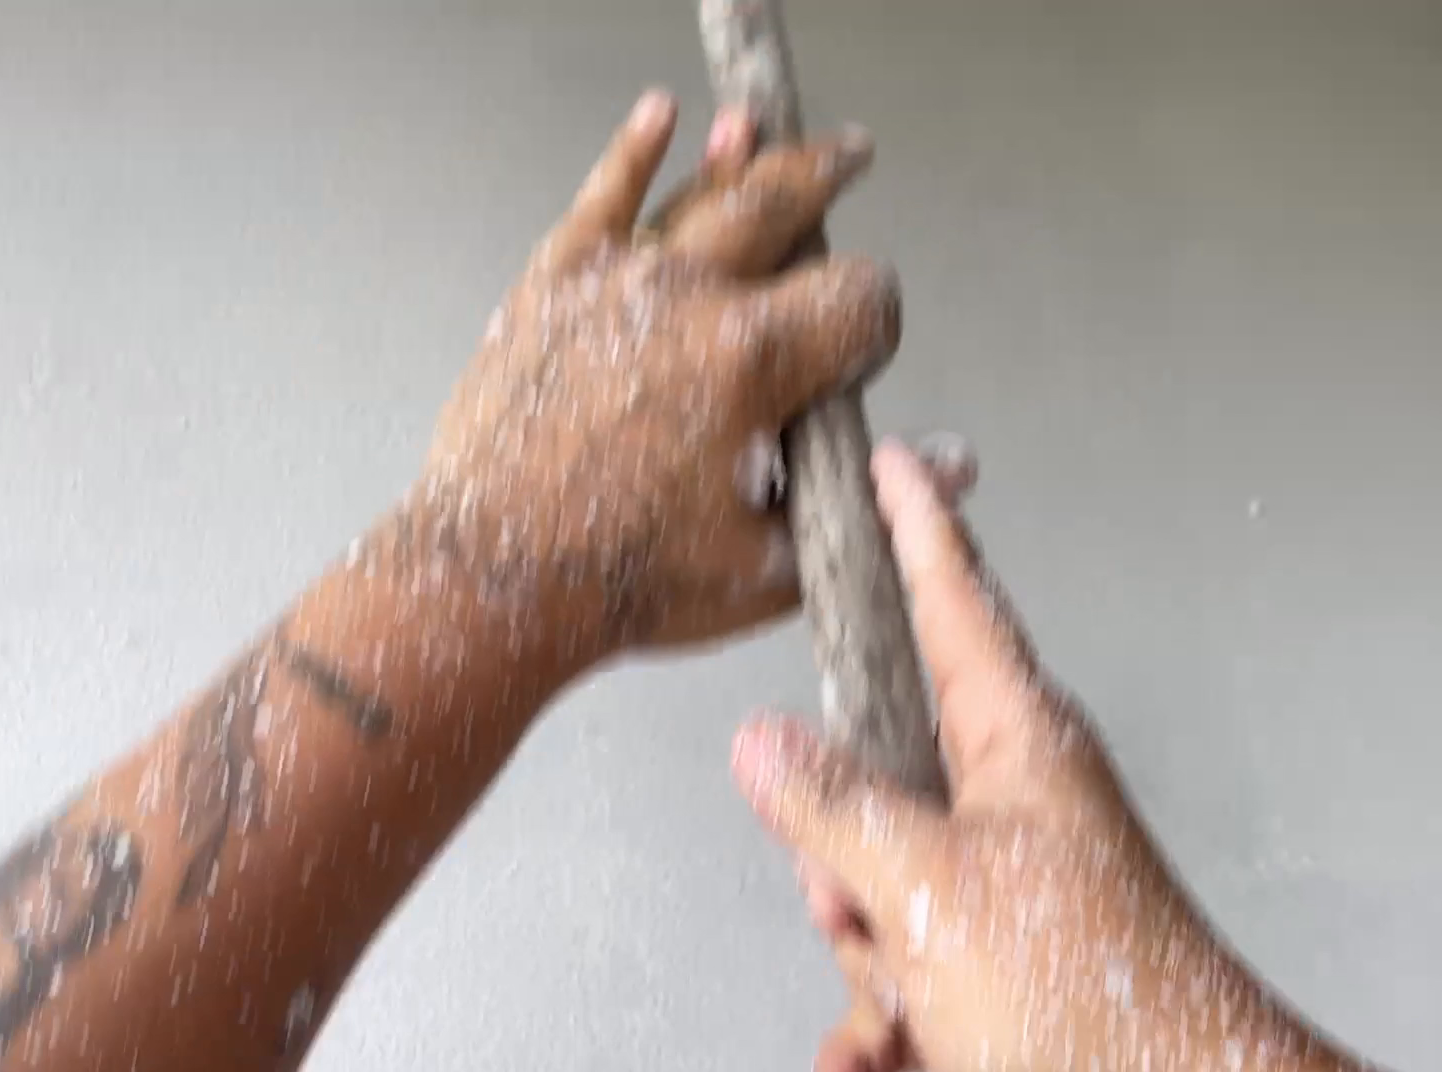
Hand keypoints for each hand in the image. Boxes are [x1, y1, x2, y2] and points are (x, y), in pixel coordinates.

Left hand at [421, 91, 963, 649]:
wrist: (492, 581)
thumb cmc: (631, 582)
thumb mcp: (775, 566)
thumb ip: (867, 506)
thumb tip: (949, 468)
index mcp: (752, 361)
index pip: (859, 297)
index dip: (878, 319)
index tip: (862, 349)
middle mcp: (690, 300)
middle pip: (784, 204)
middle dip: (830, 179)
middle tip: (855, 154)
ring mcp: (616, 284)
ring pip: (703, 192)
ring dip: (750, 155)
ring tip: (773, 125)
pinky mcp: (554, 288)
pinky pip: (604, 200)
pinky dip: (635, 154)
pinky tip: (662, 118)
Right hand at [732, 444, 1345, 1071]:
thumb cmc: (1102, 1002)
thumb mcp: (936, 891)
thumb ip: (839, 808)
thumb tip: (762, 742)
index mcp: (1013, 736)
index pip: (952, 594)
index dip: (919, 523)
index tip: (896, 464)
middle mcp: (1005, 783)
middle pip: (880, 754)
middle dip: (842, 840)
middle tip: (852, 899)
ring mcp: (996, 860)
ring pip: (876, 860)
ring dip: (865, 938)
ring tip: (905, 998)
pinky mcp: (992, 930)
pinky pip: (903, 943)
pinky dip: (884, 1005)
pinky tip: (882, 1054)